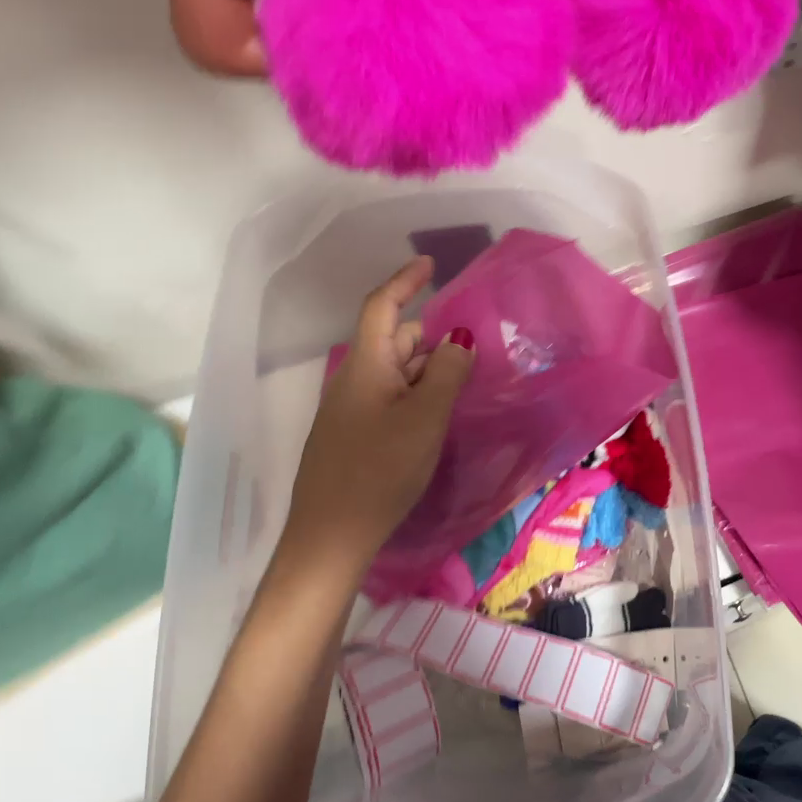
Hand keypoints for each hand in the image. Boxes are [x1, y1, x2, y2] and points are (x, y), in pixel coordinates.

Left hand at [282, 257, 474, 568]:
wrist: (331, 535)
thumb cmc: (379, 471)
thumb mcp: (424, 419)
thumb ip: (446, 374)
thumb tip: (459, 338)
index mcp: (366, 366)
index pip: (382, 307)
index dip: (404, 281)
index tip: (430, 265)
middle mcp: (354, 381)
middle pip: (393, 341)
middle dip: (430, 336)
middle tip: (471, 349)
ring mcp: (350, 411)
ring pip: (394, 373)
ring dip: (426, 369)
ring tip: (463, 384)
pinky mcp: (354, 438)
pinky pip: (389, 399)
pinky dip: (415, 395)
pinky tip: (436, 417)